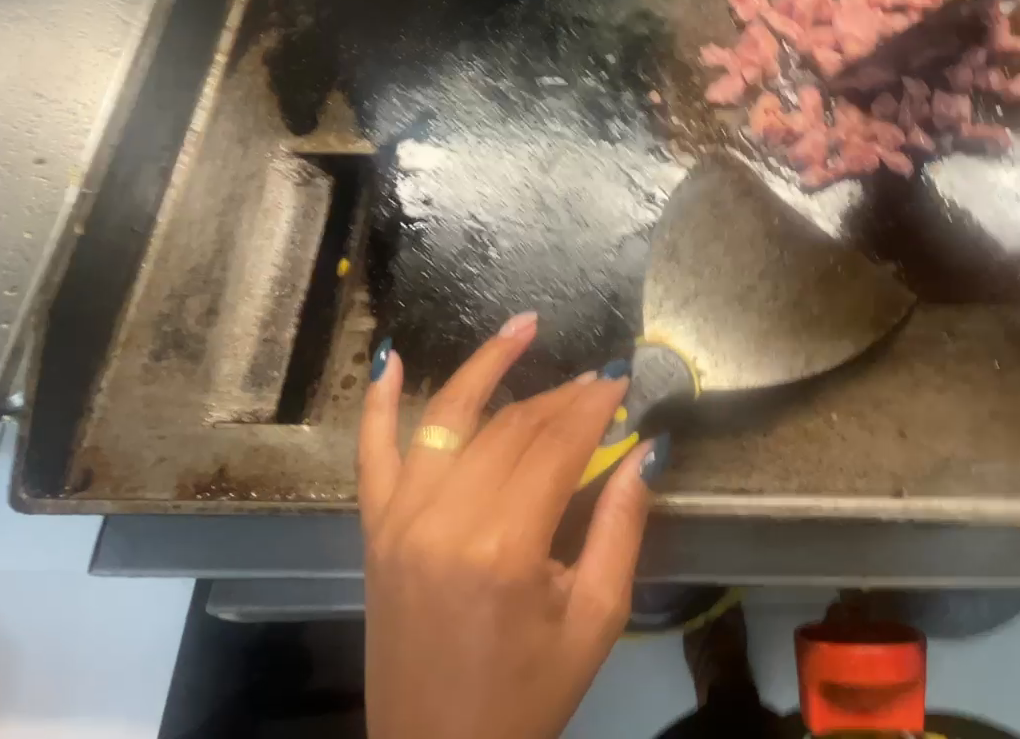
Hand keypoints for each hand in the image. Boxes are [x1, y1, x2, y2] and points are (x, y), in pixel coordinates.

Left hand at [358, 313, 659, 738]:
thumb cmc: (529, 692)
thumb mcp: (597, 617)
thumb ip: (622, 525)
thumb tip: (648, 449)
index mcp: (505, 546)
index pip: (558, 444)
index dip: (596, 406)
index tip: (624, 380)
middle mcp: (445, 519)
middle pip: (511, 426)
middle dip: (561, 395)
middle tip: (598, 380)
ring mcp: (400, 521)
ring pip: (449, 419)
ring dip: (486, 366)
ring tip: (523, 327)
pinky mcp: (375, 532)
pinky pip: (371, 454)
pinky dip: (378, 403)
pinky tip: (390, 358)